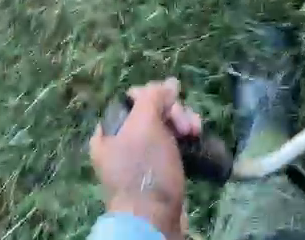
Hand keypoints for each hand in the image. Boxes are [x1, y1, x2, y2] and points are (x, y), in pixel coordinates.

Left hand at [89, 78, 202, 239]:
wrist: (153, 220)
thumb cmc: (145, 168)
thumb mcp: (145, 123)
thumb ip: (153, 96)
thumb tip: (171, 84)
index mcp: (108, 131)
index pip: (134, 97)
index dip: (155, 95)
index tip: (172, 102)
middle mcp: (120, 143)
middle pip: (153, 111)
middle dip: (174, 111)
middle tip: (186, 124)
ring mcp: (140, 159)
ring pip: (166, 126)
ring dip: (184, 122)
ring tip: (196, 132)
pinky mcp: (157, 171)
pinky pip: (172, 144)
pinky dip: (184, 138)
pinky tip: (196, 139)